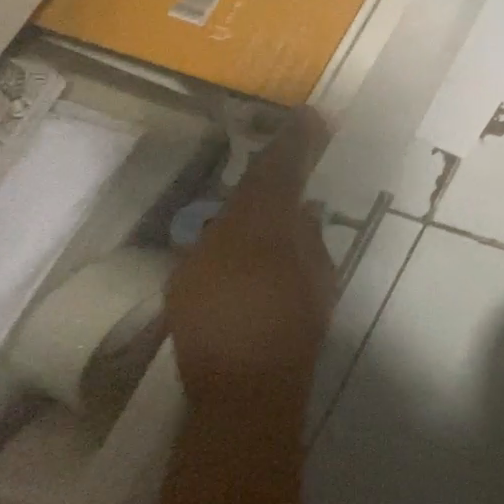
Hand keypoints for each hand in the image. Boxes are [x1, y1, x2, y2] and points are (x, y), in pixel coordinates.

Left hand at [166, 108, 334, 405]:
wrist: (246, 389)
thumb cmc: (295, 324)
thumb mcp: (319, 272)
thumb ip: (306, 234)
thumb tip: (298, 209)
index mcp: (256, 231)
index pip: (275, 175)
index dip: (294, 143)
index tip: (312, 114)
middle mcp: (216, 240)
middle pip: (248, 193)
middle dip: (275, 170)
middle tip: (302, 149)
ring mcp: (193, 265)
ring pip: (230, 219)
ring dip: (257, 203)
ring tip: (284, 199)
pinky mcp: (184, 289)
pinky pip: (218, 245)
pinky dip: (242, 235)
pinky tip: (259, 246)